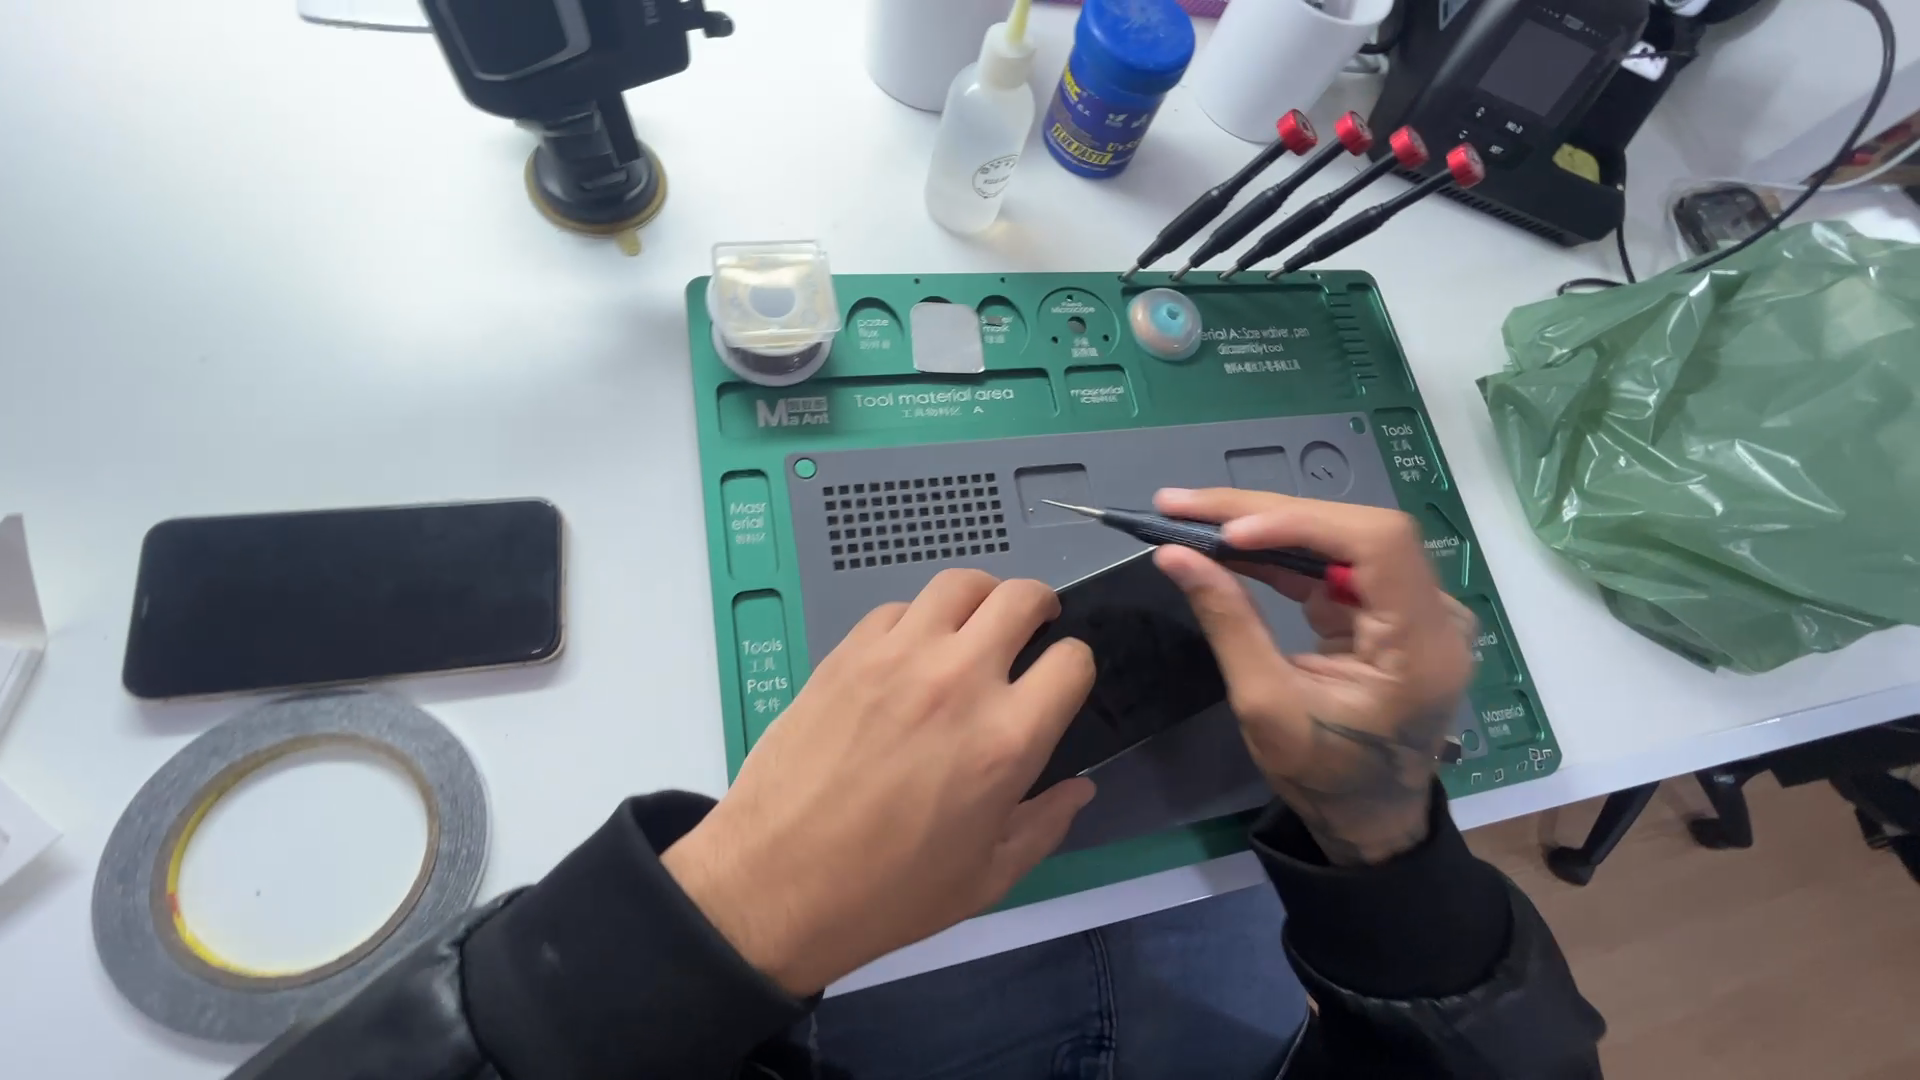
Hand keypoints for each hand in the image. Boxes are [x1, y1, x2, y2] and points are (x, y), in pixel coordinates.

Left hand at [660, 569, 1096, 995]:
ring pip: (960, 583)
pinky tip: (908, 654)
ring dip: (981, 598)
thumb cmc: (888, 893)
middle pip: (1022, 596)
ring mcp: (899, 656)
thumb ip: (1044, 824)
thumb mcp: (987, 878)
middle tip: (1031, 628)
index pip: (1072, 660)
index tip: (1059, 681)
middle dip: (1040, 606)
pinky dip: (917, 620)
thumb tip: (1078, 788)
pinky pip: (898, 608)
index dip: (1075, 665)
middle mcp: (959, 679)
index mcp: (1006, 739)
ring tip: (975, 624)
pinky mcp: (848, 650)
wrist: (773, 883)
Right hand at [1152, 489, 1474, 865]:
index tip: (1227, 533)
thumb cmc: (1323, 774)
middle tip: (1181, 506)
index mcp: (1421, 644)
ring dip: (1260, 523)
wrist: (1366, 815)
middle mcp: (1431, 612)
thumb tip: (1173, 555)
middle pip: (1351, 528)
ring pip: (1334, 537)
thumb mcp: (1265, 704)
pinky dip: (1272, 551)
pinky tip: (1224, 542)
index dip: (1301, 523)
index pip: (1376, 544)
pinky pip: (1327, 562)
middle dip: (1262, 512)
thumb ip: (1228, 621)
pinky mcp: (1383, 608)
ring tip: (1190, 516)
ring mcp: (1410, 606)